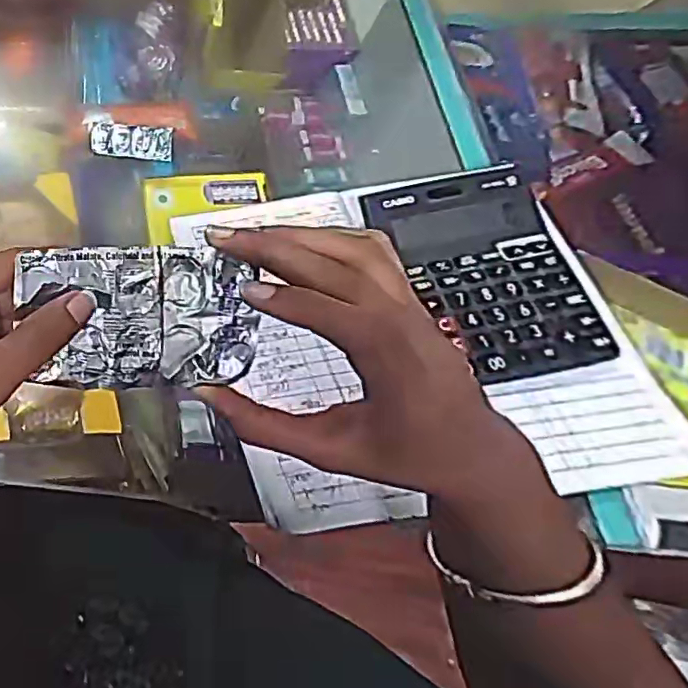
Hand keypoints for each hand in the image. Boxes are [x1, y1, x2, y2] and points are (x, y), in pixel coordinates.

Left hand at [0, 250, 93, 489]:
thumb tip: (84, 298)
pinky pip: (0, 333)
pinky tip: (63, 352)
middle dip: (55, 299)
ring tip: (97, 330)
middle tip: (109, 309)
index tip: (102, 274)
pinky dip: (26, 343)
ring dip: (44, 324)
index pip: (14, 261)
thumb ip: (41, 336)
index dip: (58, 266)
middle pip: (14, 285)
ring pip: (11, 312)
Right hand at [197, 226, 548, 505]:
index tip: (242, 289)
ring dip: (299, 234)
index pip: (332, 311)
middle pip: (337, 263)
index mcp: (392, 360)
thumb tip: (211, 396)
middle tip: (228, 237)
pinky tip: (300, 238)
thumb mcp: (327, 451)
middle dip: (275, 245)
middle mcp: (406, 322)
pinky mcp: (407, 298)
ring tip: (253, 232)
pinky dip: (329, 236)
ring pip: (355, 247)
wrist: (475, 454)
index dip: (282, 299)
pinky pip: (371, 251)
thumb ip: (261, 425)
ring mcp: (411, 305)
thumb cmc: (411, 455)